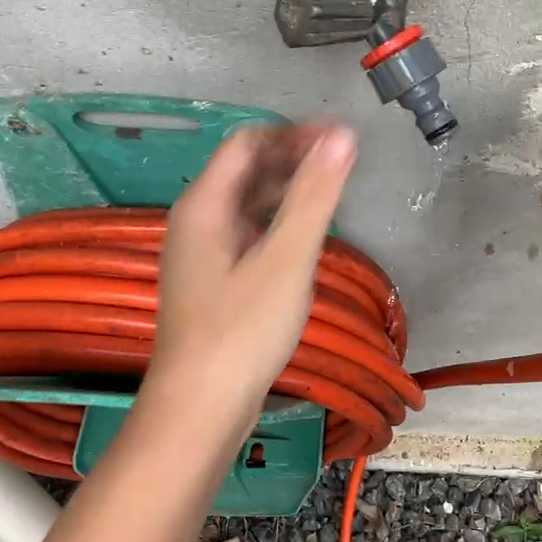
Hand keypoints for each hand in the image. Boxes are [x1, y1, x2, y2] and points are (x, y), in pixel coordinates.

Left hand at [152, 121, 356, 401]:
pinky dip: (278, 221)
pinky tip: (306, 236)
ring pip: (248, 202)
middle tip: (344, 165)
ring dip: (288, 190)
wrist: (200, 408)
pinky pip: (248, 231)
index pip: (248, 142)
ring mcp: (203, 251)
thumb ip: (315, 195)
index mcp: (204, 205)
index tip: (339, 140)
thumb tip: (342, 135)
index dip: (293, 134)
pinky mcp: (214, 279)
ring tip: (333, 194)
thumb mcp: (286, 259)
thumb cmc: (242, 331)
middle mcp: (197, 219)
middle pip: (246, 169)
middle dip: (294, 159)